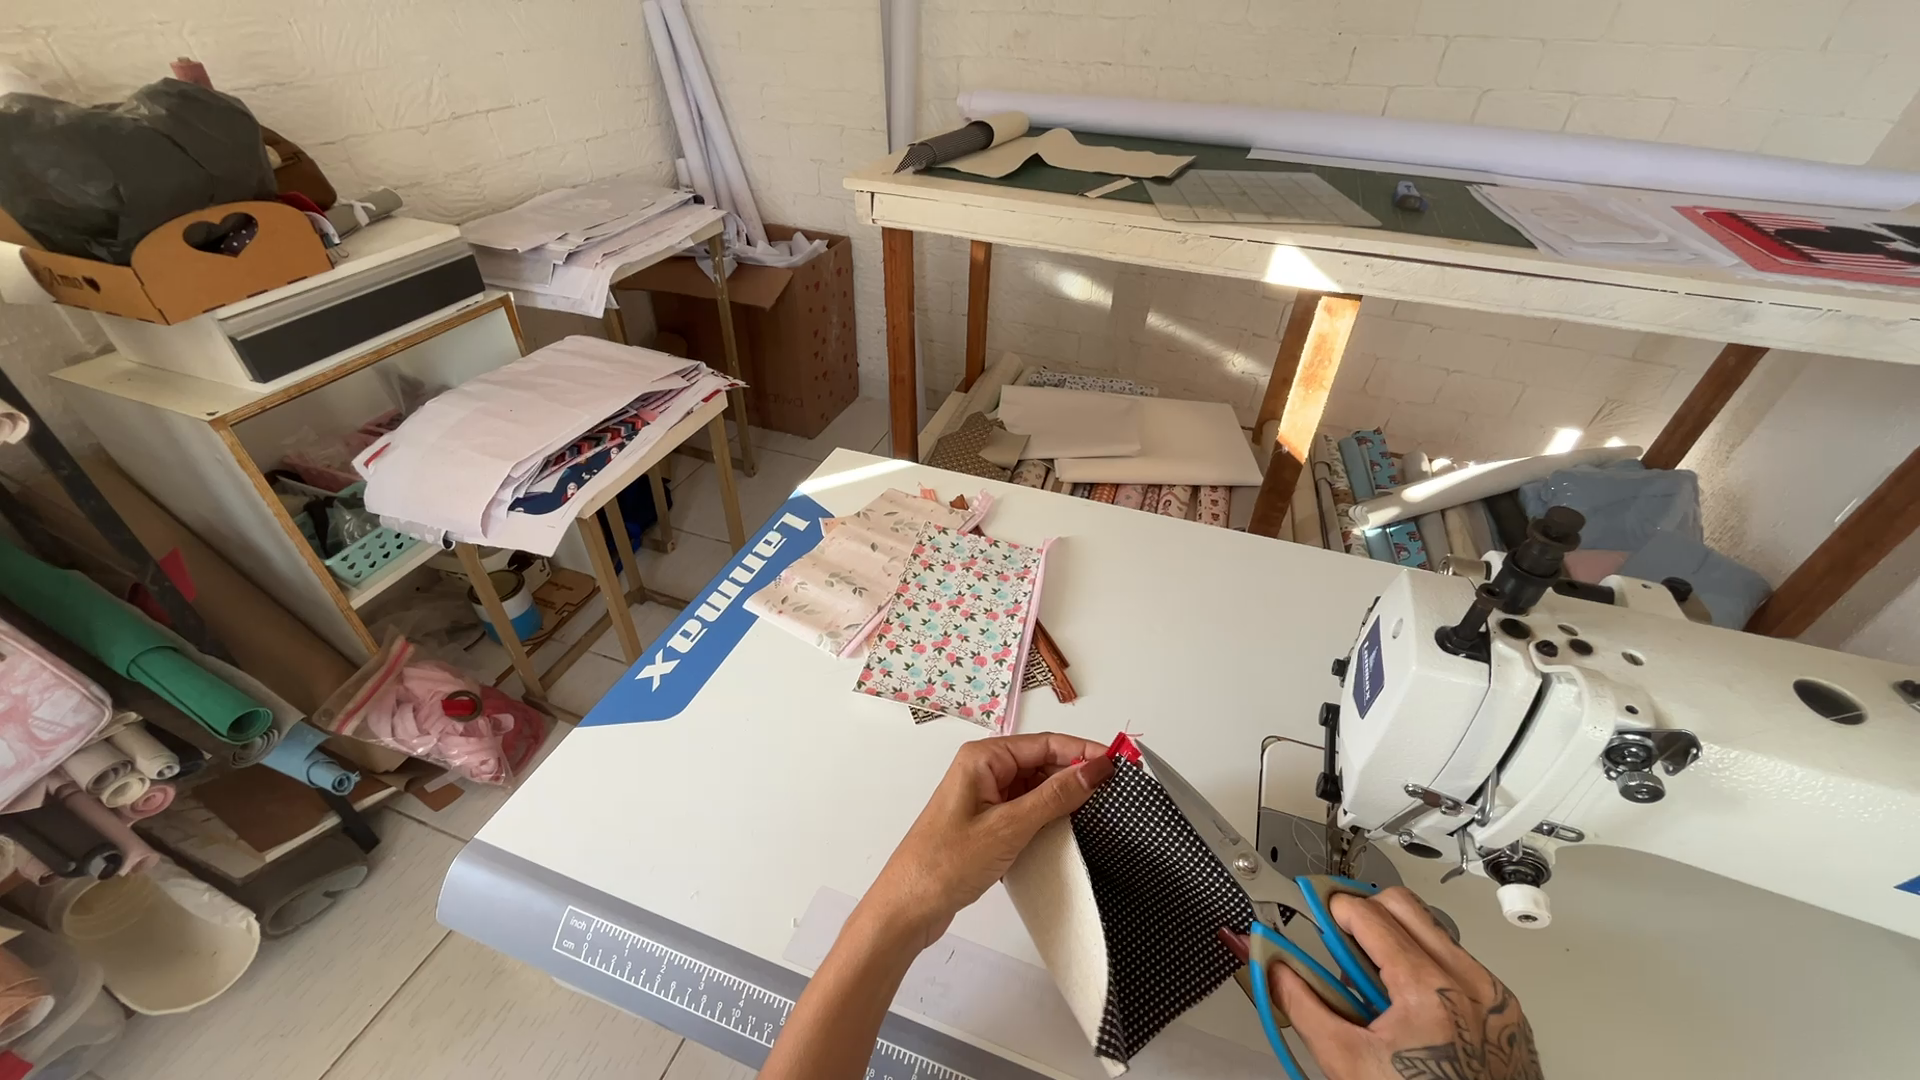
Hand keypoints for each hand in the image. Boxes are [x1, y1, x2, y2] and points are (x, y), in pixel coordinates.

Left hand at [859, 733, 1113, 950]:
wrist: (907, 907)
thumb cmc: (947, 863)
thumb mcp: (1010, 827)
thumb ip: (1055, 796)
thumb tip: (1095, 769)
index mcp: (984, 758)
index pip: (1046, 743)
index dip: (1084, 751)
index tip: (1120, 764)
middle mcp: (984, 769)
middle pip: (1043, 762)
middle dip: (1077, 774)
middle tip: (1116, 792)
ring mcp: (985, 796)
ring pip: (1036, 787)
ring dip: (1064, 798)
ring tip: (1100, 811)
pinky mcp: (986, 821)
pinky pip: (1026, 808)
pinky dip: (1048, 816)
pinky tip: (1069, 831)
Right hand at [1273, 887, 1542, 1079]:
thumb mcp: (1346, 1062)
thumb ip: (1300, 1003)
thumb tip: (1272, 965)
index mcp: (1429, 992)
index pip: (1367, 913)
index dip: (1331, 907)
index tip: (1311, 908)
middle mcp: (1469, 983)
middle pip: (1403, 904)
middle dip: (1364, 911)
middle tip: (1337, 935)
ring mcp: (1494, 996)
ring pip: (1431, 929)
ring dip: (1393, 936)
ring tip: (1370, 980)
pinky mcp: (1506, 1011)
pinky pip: (1455, 959)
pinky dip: (1422, 962)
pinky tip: (1403, 1001)